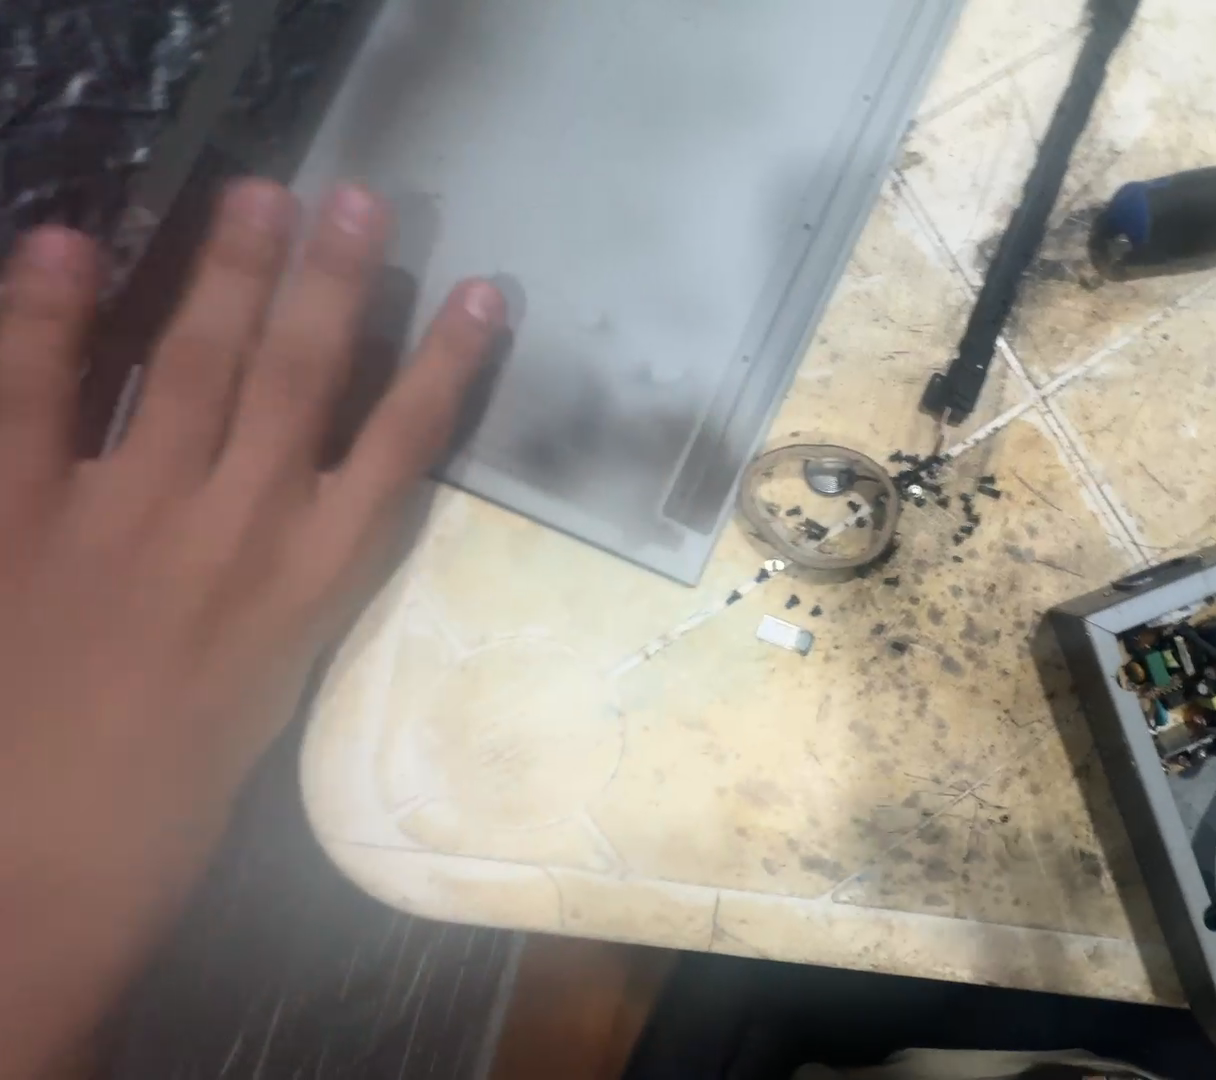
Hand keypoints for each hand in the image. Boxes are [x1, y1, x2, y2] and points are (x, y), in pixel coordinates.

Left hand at [0, 180, 502, 1076]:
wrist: (52, 842)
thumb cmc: (199, 753)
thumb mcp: (293, 651)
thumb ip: (309, 555)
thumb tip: (330, 472)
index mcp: (320, 569)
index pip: (403, 443)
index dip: (447, 363)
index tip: (482, 296)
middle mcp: (240, 527)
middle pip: (304, 384)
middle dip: (340, 287)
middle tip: (361, 199)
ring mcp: (122, 518)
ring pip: (193, 375)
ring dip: (227, 279)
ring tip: (257, 197)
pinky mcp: (8, 521)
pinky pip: (26, 405)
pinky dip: (44, 323)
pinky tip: (64, 245)